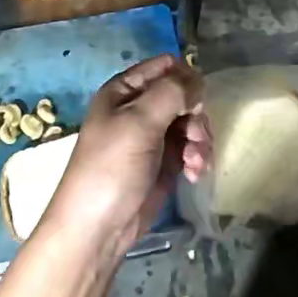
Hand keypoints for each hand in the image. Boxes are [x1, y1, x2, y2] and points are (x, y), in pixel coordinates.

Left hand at [41, 55, 211, 256]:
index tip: (195, 101)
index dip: (185, 79)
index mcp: (125, 90)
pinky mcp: (164, 162)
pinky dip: (197, 158)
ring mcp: (152, 136)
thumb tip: (198, 82)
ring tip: (196, 163)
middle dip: (195, 115)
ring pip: (191, 122)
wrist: (97, 230)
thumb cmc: (111, 167)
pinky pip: (190, 148)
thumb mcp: (139, 121)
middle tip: (196, 137)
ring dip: (200, 139)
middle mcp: (139, 108)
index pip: (165, 66)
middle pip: (183, 95)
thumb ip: (172, 92)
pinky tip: (195, 174)